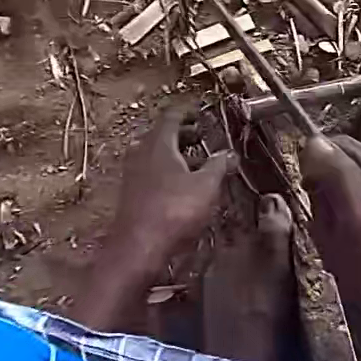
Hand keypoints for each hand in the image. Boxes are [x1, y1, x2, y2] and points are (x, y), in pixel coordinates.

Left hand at [108, 104, 235, 266]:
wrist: (138, 248)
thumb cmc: (174, 210)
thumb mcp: (206, 186)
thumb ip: (218, 166)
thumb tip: (229, 153)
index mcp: (159, 143)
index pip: (172, 116)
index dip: (187, 112)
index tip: (200, 112)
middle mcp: (141, 152)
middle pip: (162, 135)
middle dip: (183, 134)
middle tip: (201, 136)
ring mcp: (133, 173)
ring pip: (156, 155)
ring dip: (175, 155)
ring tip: (197, 162)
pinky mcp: (131, 194)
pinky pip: (151, 172)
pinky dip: (167, 171)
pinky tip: (181, 186)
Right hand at [300, 130, 360, 342]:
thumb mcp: (348, 218)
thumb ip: (335, 175)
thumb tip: (314, 142)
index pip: (337, 144)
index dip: (314, 160)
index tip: (305, 186)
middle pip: (340, 163)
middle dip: (321, 183)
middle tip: (317, 212)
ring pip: (343, 187)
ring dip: (329, 203)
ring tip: (329, 231)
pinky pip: (352, 207)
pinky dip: (340, 218)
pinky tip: (341, 242)